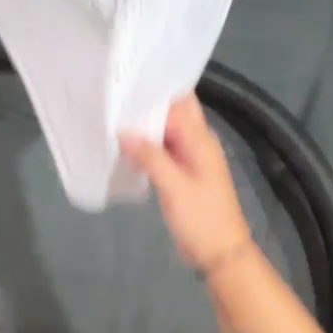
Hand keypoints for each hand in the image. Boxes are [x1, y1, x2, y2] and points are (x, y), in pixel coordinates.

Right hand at [121, 94, 256, 274]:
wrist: (220, 252)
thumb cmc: (202, 219)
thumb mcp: (174, 187)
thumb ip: (150, 157)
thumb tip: (124, 132)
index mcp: (200, 140)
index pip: (179, 101)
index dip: (156, 89)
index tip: (127, 80)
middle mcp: (196, 143)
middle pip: (172, 114)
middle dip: (147, 105)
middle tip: (113, 96)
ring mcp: (189, 159)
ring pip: (165, 132)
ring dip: (144, 126)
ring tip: (112, 116)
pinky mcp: (181, 175)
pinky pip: (162, 151)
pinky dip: (146, 147)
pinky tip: (124, 146)